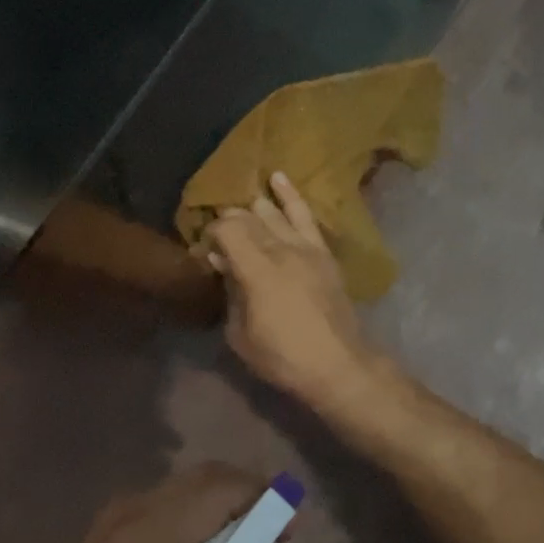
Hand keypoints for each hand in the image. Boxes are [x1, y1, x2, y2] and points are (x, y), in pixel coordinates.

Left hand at [0, 465, 293, 542]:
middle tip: (277, 533)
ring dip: (223, 500)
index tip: (294, 526)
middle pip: (206, 477)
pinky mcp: (105, 528)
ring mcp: (114, 516)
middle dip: (249, 493)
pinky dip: (196, 508)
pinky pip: (163, 498)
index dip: (267, 496)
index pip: (224, 488)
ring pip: (184, 484)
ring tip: (247, 542)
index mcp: (153, 537)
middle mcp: (133, 511)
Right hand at [203, 173, 377, 406]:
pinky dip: (290, 195)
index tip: (204, 253)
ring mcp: (305, 247)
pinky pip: (305, 216)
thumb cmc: (284, 357)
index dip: (210, 236)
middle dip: (228, 221)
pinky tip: (277, 178)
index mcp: (257, 269)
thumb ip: (230, 294)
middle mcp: (281, 249)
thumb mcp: (240, 335)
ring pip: (274, 214)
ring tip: (238, 203)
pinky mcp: (323, 252)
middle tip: (217, 236)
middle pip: (247, 219)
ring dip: (253, 207)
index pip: (226, 230)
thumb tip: (225, 267)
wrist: (339, 364)